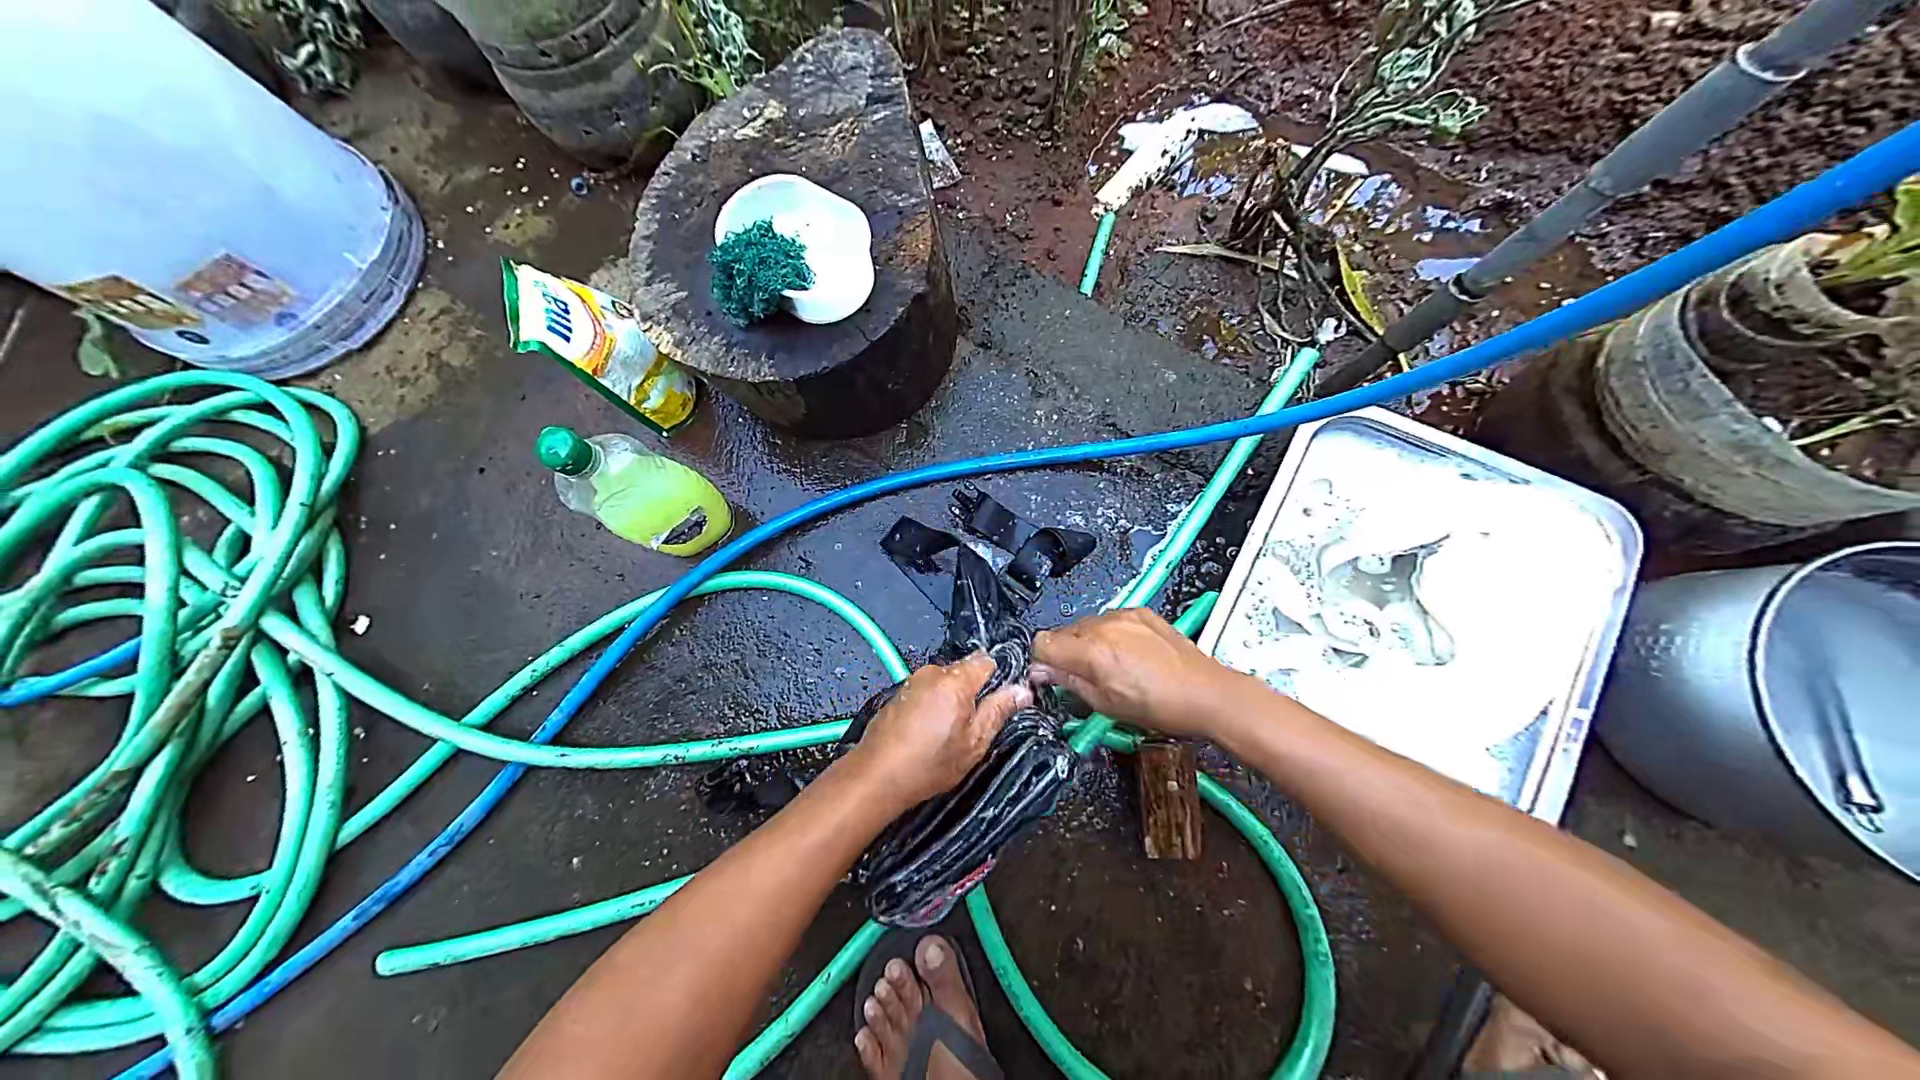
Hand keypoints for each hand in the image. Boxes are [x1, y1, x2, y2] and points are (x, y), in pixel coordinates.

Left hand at [845, 653, 1030, 811]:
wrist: (877, 775)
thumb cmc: (927, 764)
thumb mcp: (974, 743)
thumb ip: (998, 711)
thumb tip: (1021, 691)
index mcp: (956, 680)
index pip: (988, 661)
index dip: (999, 679)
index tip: (1001, 701)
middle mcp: (933, 673)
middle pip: (965, 672)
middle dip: (973, 694)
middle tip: (972, 727)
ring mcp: (913, 681)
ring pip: (945, 683)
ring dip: (951, 702)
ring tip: (946, 734)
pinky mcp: (899, 693)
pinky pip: (927, 692)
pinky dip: (932, 707)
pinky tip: (928, 733)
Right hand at [1032, 609, 1254, 737]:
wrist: (1205, 693)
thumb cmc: (1163, 705)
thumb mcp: (1105, 704)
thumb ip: (1069, 682)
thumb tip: (1045, 671)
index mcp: (1092, 652)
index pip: (1042, 643)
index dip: (1042, 661)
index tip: (1050, 673)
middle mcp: (1105, 626)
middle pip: (1063, 633)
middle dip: (1067, 653)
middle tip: (1085, 677)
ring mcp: (1124, 616)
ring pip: (1086, 626)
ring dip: (1089, 644)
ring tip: (1113, 668)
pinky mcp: (1140, 612)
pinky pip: (1110, 620)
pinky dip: (1111, 635)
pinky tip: (1128, 656)